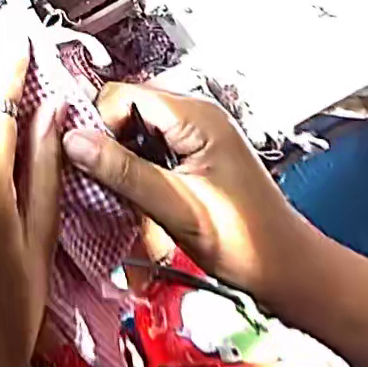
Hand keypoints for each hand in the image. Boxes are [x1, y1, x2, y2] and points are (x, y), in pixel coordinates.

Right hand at [61, 81, 314, 297]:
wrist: (293, 272)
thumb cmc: (246, 243)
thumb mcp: (177, 208)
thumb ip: (124, 171)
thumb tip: (75, 141)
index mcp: (194, 115)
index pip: (122, 94)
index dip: (99, 124)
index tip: (87, 159)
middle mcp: (196, 111)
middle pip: (128, 105)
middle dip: (108, 138)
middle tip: (101, 177)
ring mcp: (198, 127)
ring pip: (138, 123)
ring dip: (123, 152)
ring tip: (121, 187)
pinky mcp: (197, 145)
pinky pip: (153, 138)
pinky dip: (139, 160)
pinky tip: (140, 188)